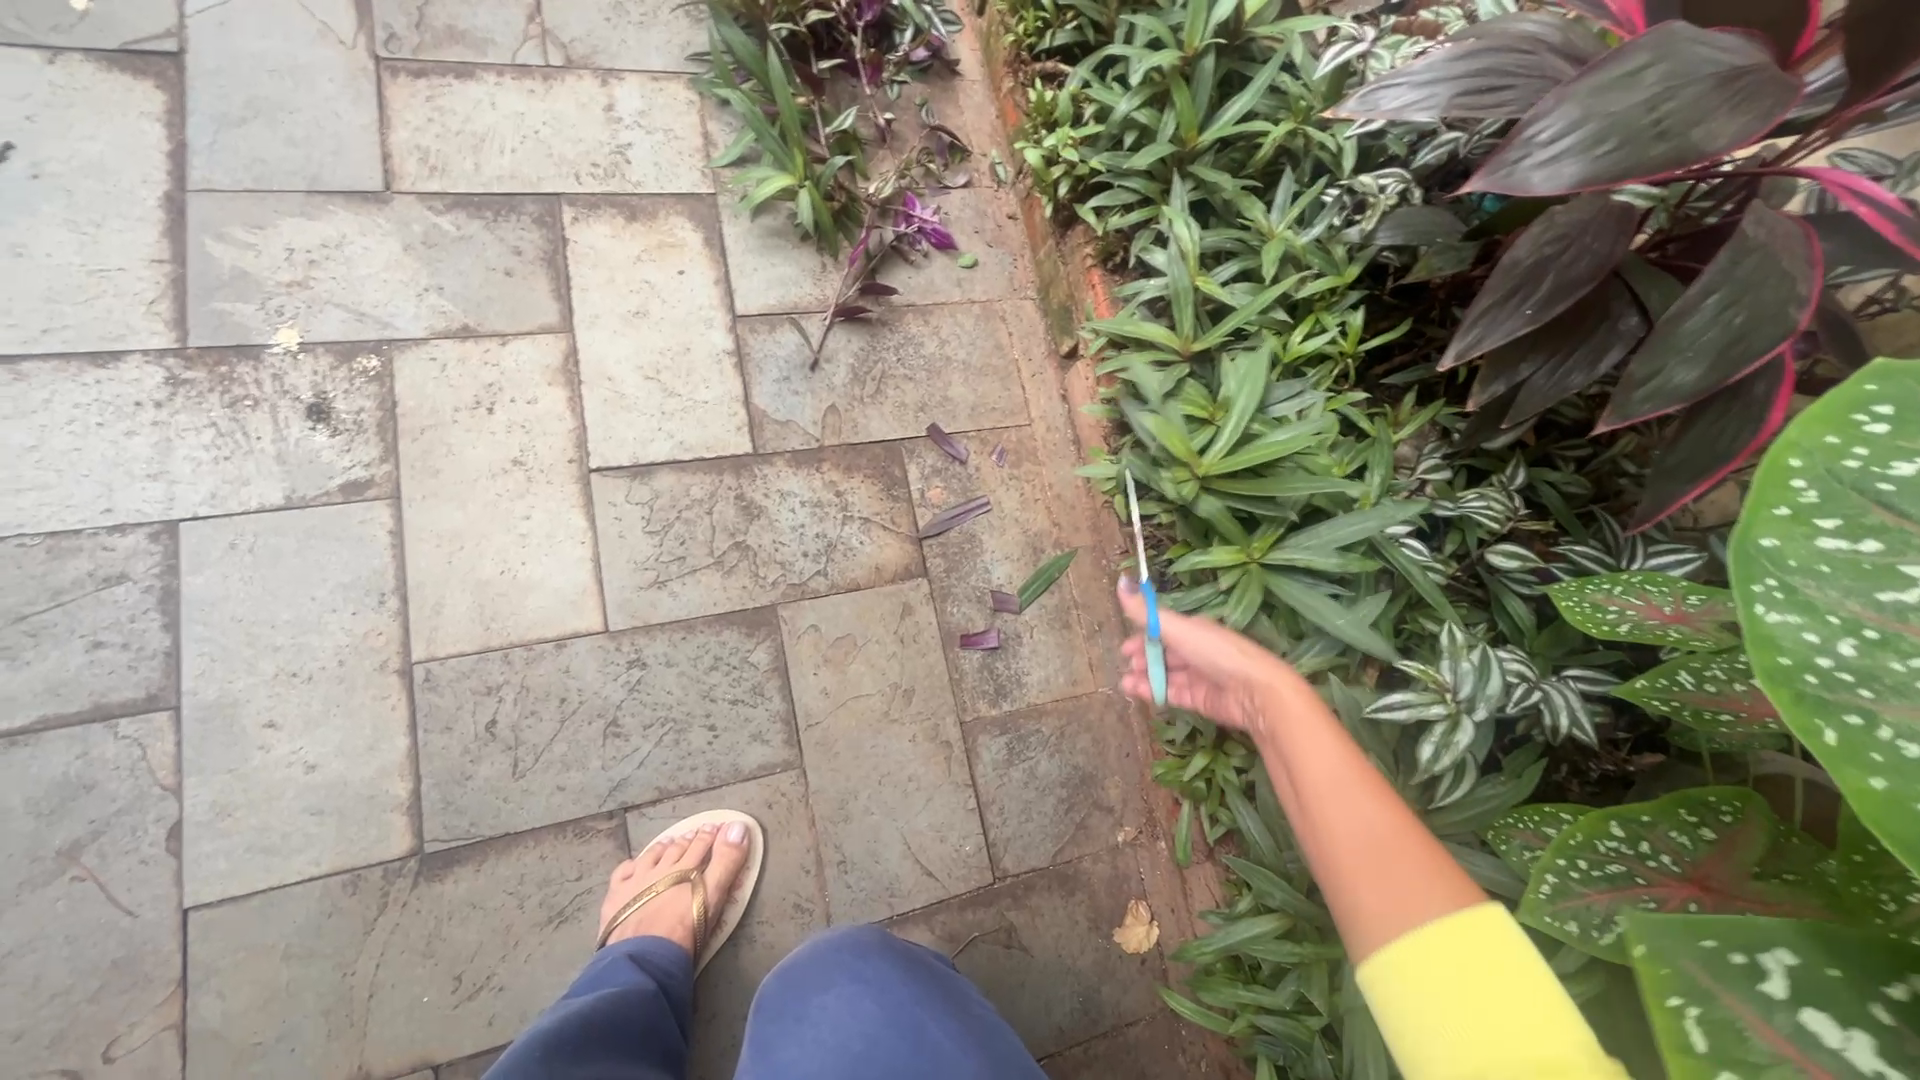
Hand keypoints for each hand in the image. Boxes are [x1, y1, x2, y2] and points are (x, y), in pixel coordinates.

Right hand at [1116, 576, 1313, 738]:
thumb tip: (1120, 580)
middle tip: (1127, 664)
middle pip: (1164, 653)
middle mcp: (1197, 651)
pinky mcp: (1200, 699)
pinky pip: (1172, 693)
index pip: (1164, 630)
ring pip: (1166, 675)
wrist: (1255, 691)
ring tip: (1126, 683)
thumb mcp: (1177, 628)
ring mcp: (1199, 676)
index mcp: (1194, 629)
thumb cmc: (1216, 652)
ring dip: (1145, 677)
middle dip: (1143, 658)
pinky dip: (1154, 692)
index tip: (1125, 647)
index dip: (1143, 636)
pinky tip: (1137, 692)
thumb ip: (1145, 611)